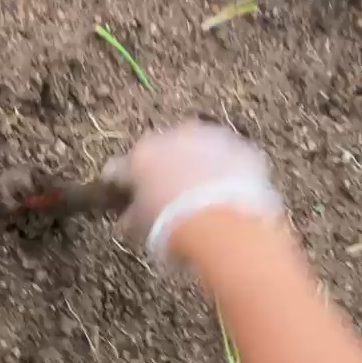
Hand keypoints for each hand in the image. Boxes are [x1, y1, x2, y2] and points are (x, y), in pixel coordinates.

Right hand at [109, 122, 284, 262]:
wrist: (220, 227)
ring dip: (196, 167)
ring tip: (200, 198)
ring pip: (198, 149)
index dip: (122, 187)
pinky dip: (225, 171)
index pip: (120, 168)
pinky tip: (225, 195)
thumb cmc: (173, 225)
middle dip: (163, 170)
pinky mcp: (241, 148)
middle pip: (162, 151)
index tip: (125, 201)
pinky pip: (229, 158)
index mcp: (141, 154)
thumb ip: (131, 215)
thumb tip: (127, 220)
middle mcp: (173, 136)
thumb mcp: (142, 227)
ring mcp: (211, 137)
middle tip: (166, 198)